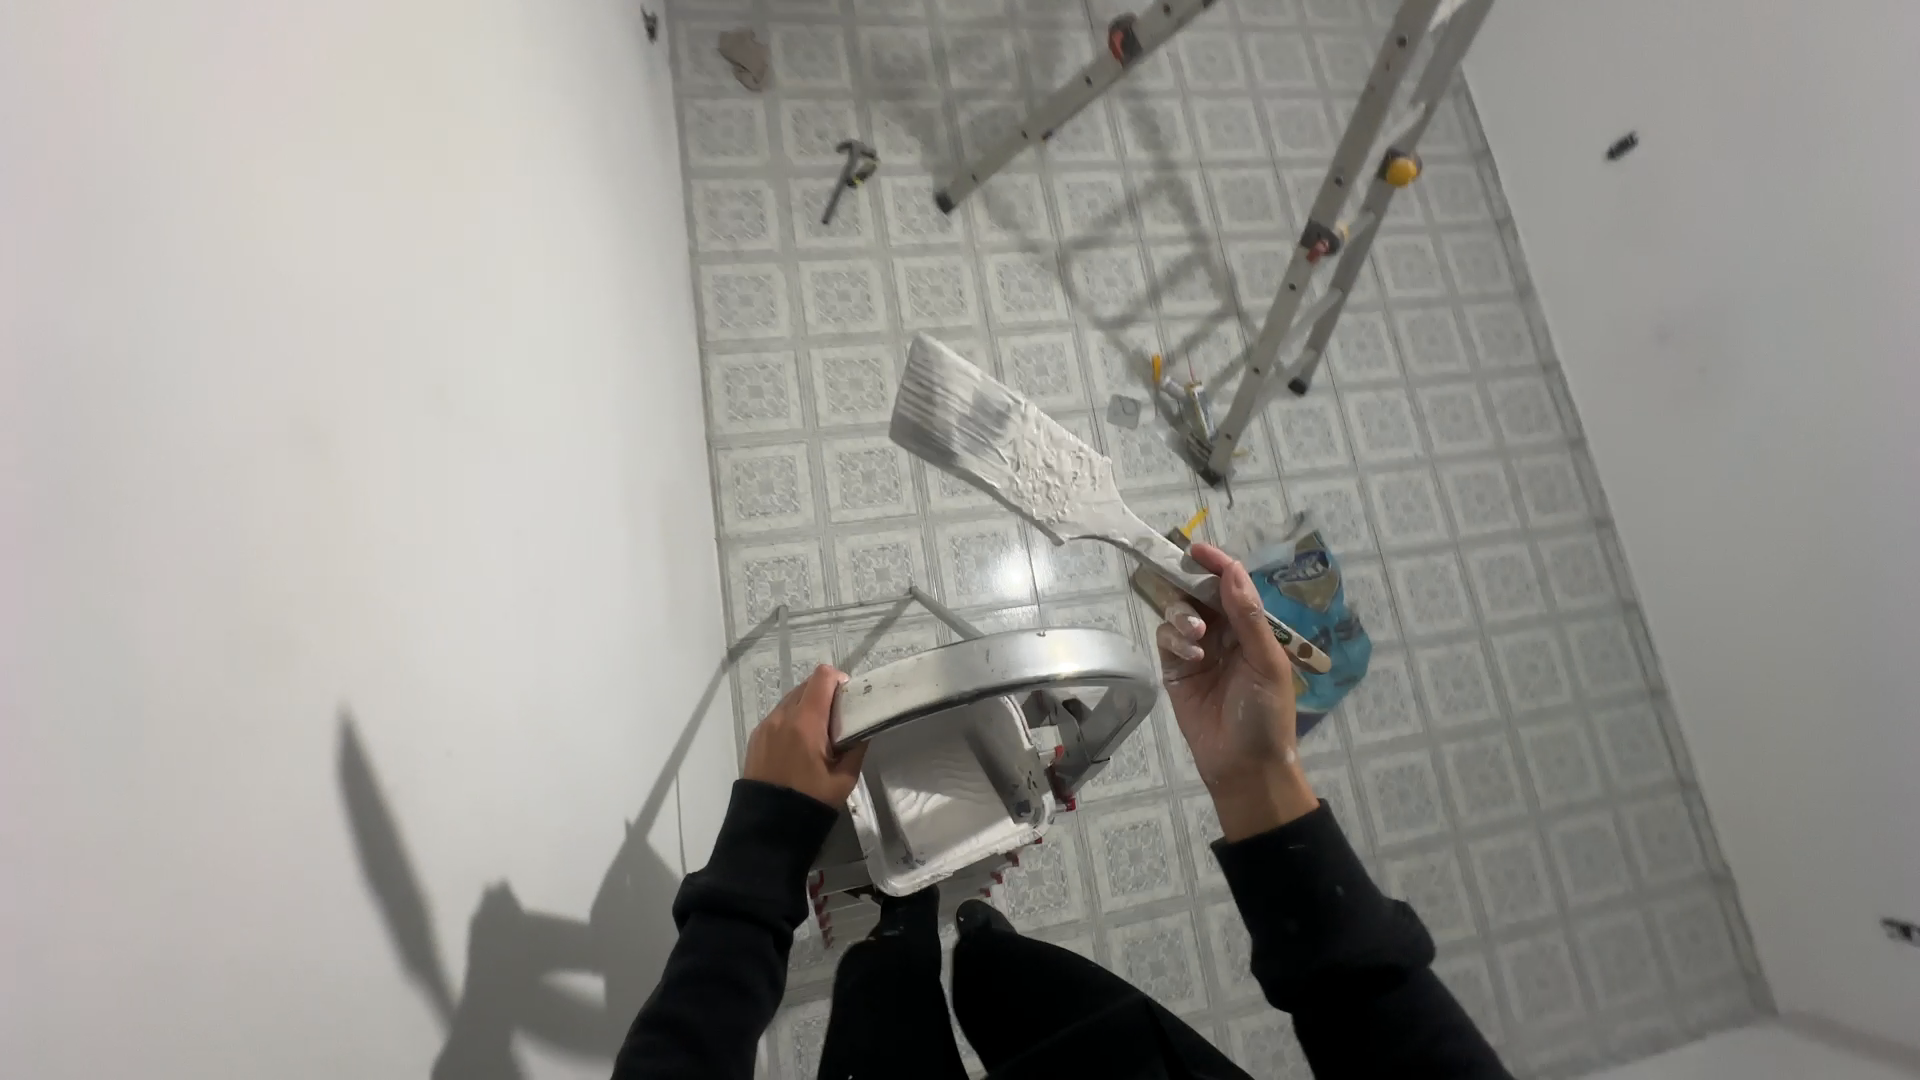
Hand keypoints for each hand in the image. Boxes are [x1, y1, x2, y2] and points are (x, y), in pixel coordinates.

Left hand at [743, 664, 867, 807]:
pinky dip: (791, 719)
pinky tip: (798, 745)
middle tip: (837, 718)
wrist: (767, 828)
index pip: (822, 677)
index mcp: (806, 722)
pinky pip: (778, 716)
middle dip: (824, 694)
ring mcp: (765, 726)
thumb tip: (863, 728)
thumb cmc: (811, 802)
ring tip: (817, 733)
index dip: (838, 680)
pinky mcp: (756, 738)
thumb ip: (857, 746)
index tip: (848, 697)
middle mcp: (782, 716)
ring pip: (790, 699)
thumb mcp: (844, 778)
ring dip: (807, 706)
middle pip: (806, 685)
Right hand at [1156, 543, 1316, 840]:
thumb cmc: (1266, 714)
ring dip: (1184, 616)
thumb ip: (1248, 617)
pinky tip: (1190, 656)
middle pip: (1199, 593)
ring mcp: (1197, 649)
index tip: (1196, 551)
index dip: (1216, 565)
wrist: (1243, 764)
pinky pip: (1166, 637)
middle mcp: (1224, 632)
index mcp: (1251, 628)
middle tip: (1181, 580)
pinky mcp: (1175, 667)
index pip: (1232, 586)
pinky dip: (1174, 639)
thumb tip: (1233, 572)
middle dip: (1190, 587)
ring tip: (1196, 637)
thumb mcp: (1266, 662)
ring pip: (1178, 612)